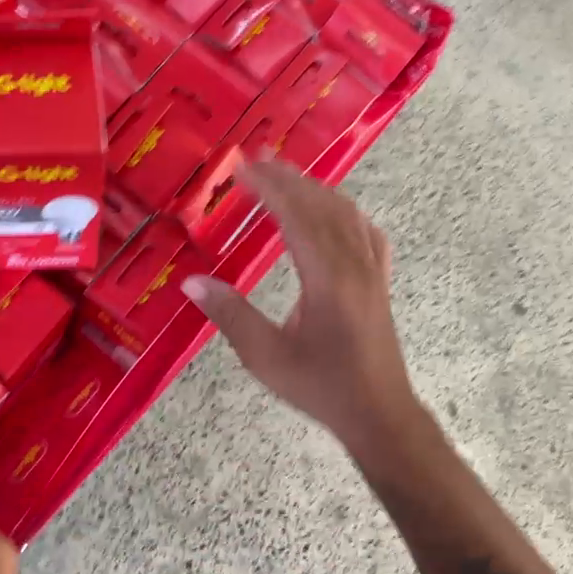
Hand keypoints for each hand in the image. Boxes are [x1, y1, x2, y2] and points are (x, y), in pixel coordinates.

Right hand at [183, 159, 422, 449]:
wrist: (379, 413)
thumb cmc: (321, 388)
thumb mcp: (266, 357)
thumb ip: (231, 316)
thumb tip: (192, 283)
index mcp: (327, 277)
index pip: (296, 215)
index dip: (268, 188)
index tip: (241, 170)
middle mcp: (354, 263)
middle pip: (322, 204)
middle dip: (288, 178)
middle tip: (256, 159)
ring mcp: (372, 271)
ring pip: (346, 213)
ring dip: (315, 189)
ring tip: (286, 177)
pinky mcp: (380, 282)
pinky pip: (365, 231)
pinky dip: (344, 211)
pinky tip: (335, 213)